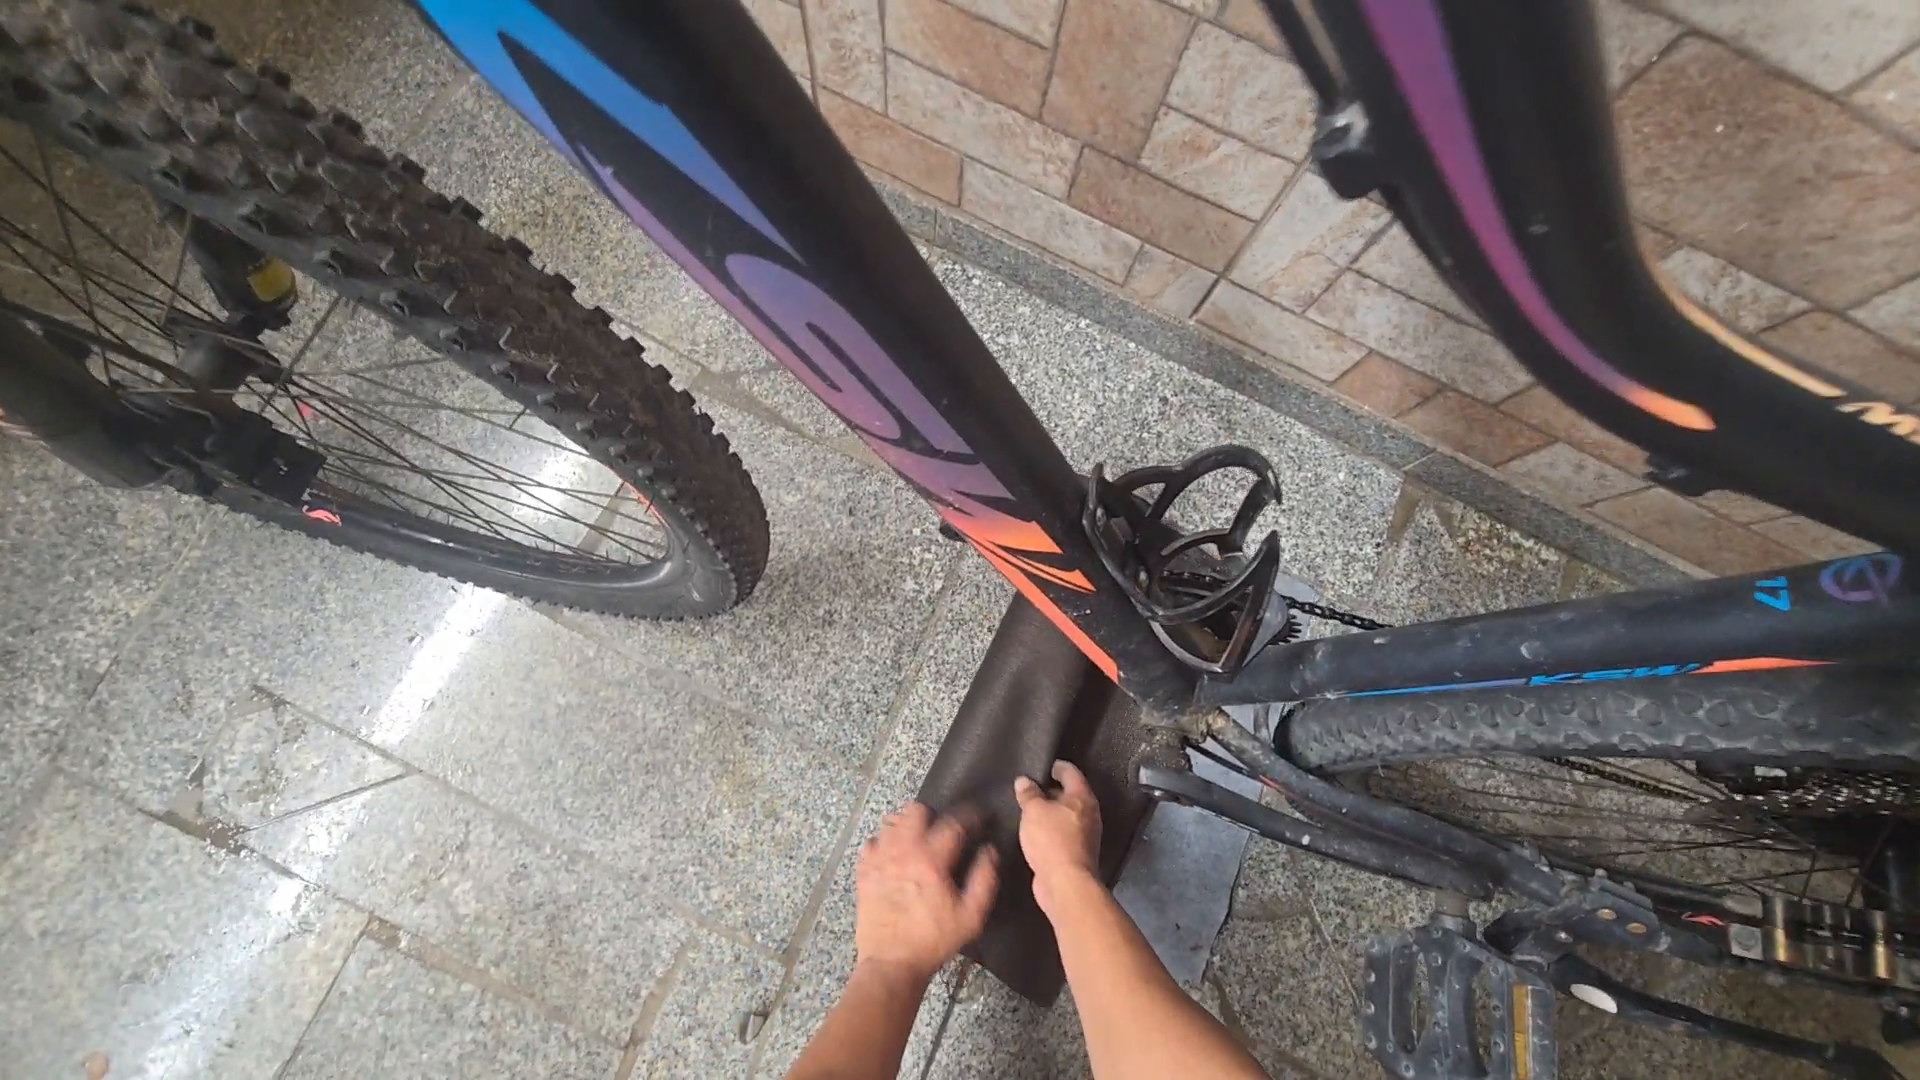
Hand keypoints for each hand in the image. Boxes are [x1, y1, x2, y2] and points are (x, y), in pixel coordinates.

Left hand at [854, 801, 998, 982]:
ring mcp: (880, 859)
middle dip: (931, 814)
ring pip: (891, 822)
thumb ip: (984, 879)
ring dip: (905, 826)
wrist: (891, 963)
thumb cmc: (933, 940)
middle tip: (940, 829)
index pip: (954, 823)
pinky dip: (882, 844)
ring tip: (915, 840)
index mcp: (931, 860)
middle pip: (915, 810)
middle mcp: (903, 851)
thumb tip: (989, 852)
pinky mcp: (864, 872)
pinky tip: (891, 856)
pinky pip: (871, 843)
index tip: (977, 817)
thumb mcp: (970, 916)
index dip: (969, 816)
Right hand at [1013, 760, 1102, 913]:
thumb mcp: (1034, 810)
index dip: (1057, 766)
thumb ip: (1028, 794)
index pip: (1071, 772)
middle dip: (1052, 789)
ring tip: (1030, 808)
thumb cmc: (1052, 840)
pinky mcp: (1076, 853)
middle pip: (1070, 794)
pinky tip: (1035, 831)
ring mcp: (1084, 835)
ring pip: (1065, 815)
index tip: (1046, 764)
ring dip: (1050, 811)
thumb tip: (1024, 781)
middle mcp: (1089, 814)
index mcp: (1082, 797)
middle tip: (1032, 786)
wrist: (1065, 884)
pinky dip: (1050, 829)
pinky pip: (1062, 833)